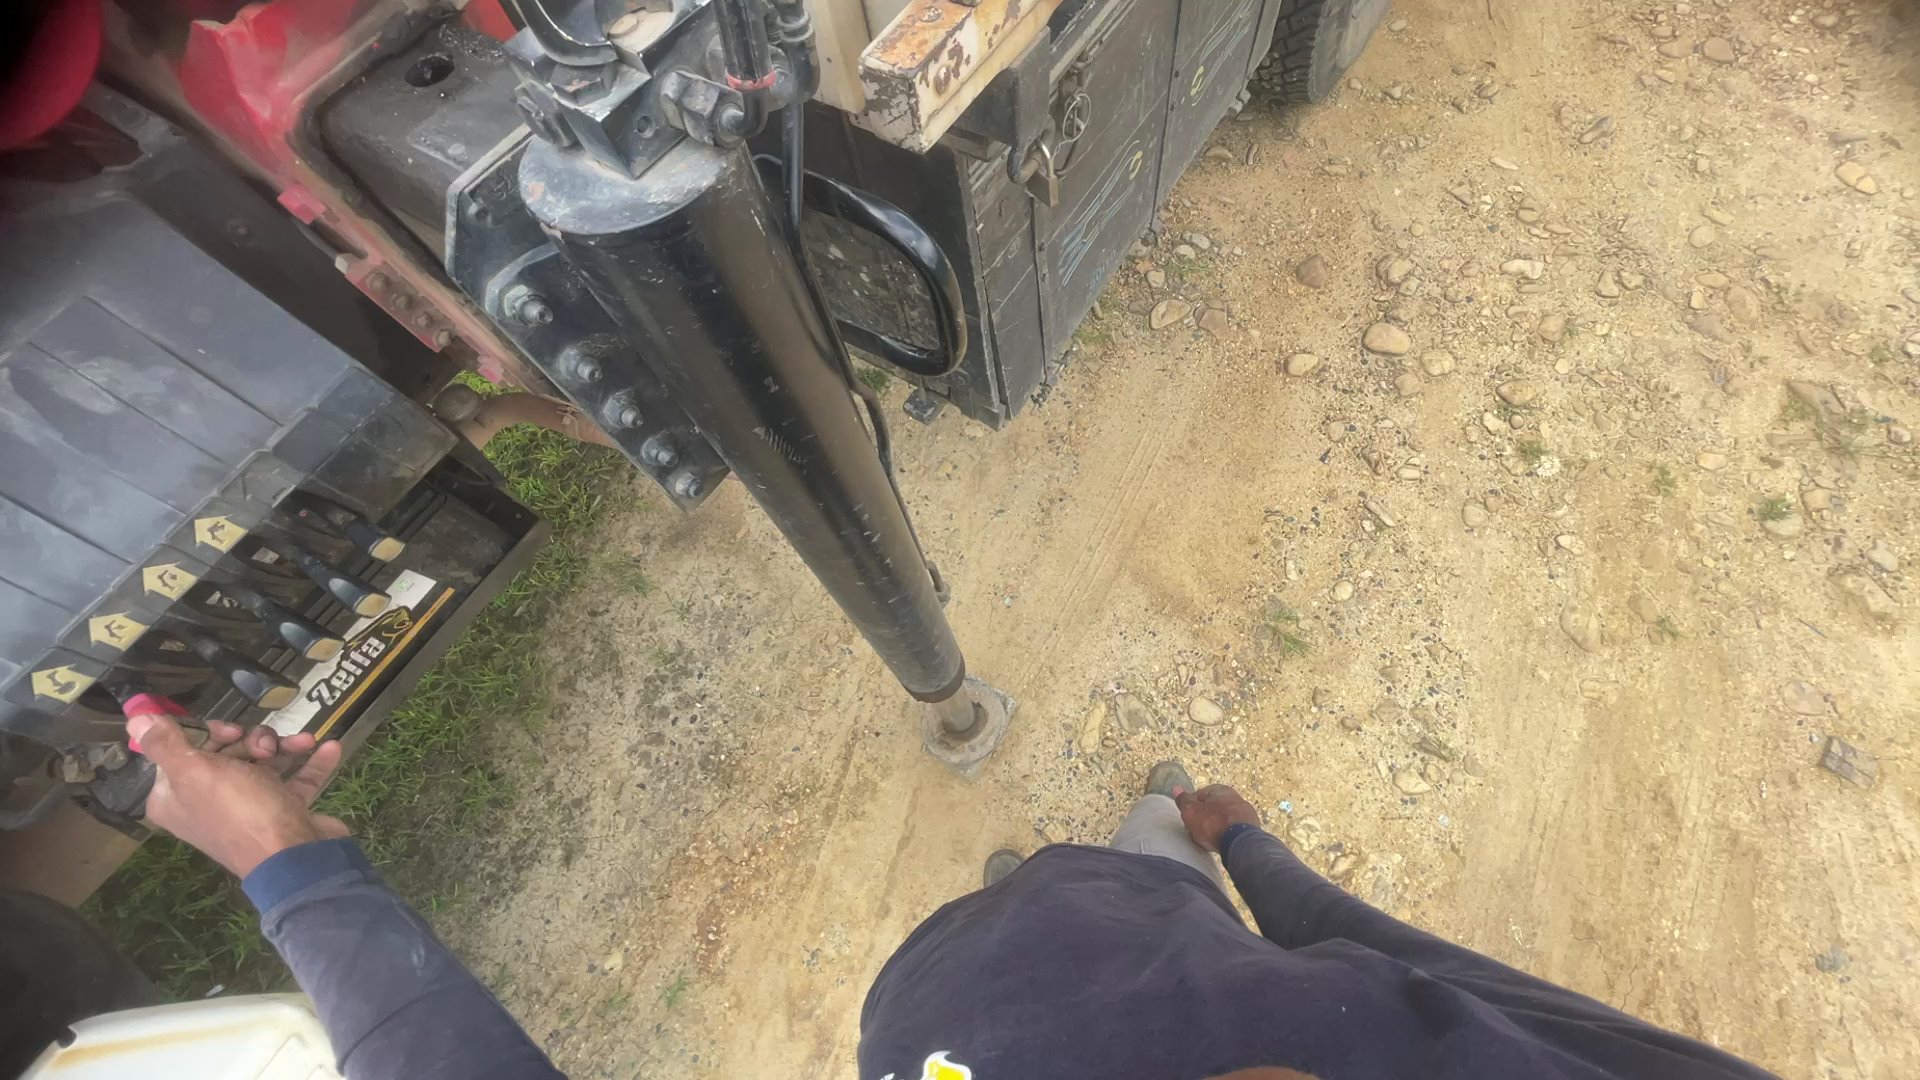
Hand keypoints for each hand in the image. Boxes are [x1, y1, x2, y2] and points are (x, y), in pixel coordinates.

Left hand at [128, 713, 348, 878]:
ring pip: (267, 762)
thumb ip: (167, 744)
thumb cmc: (241, 812)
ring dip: (289, 746)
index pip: (185, 752)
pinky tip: (329, 748)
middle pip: (230, 754)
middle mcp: (209, 800)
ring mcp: (251, 805)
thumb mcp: (198, 774)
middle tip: (267, 746)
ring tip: (306, 742)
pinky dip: (313, 761)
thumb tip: (135, 717)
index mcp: (178, 796)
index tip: (231, 730)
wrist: (293, 853)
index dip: (209, 735)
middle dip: (255, 741)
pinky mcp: (285, 807)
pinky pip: (298, 776)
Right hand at [1174, 784, 1260, 852]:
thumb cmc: (1212, 824)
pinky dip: (1228, 837)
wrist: (1240, 845)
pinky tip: (1222, 845)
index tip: (1188, 818)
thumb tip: (1176, 789)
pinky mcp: (1254, 831)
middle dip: (1205, 818)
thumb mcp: (1190, 811)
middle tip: (1197, 830)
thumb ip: (1183, 800)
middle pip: (1214, 808)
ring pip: (1225, 821)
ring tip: (1209, 840)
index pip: (1201, 795)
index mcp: (1221, 789)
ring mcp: (1247, 815)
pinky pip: (1235, 832)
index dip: (1192, 807)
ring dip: (1217, 828)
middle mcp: (1237, 798)